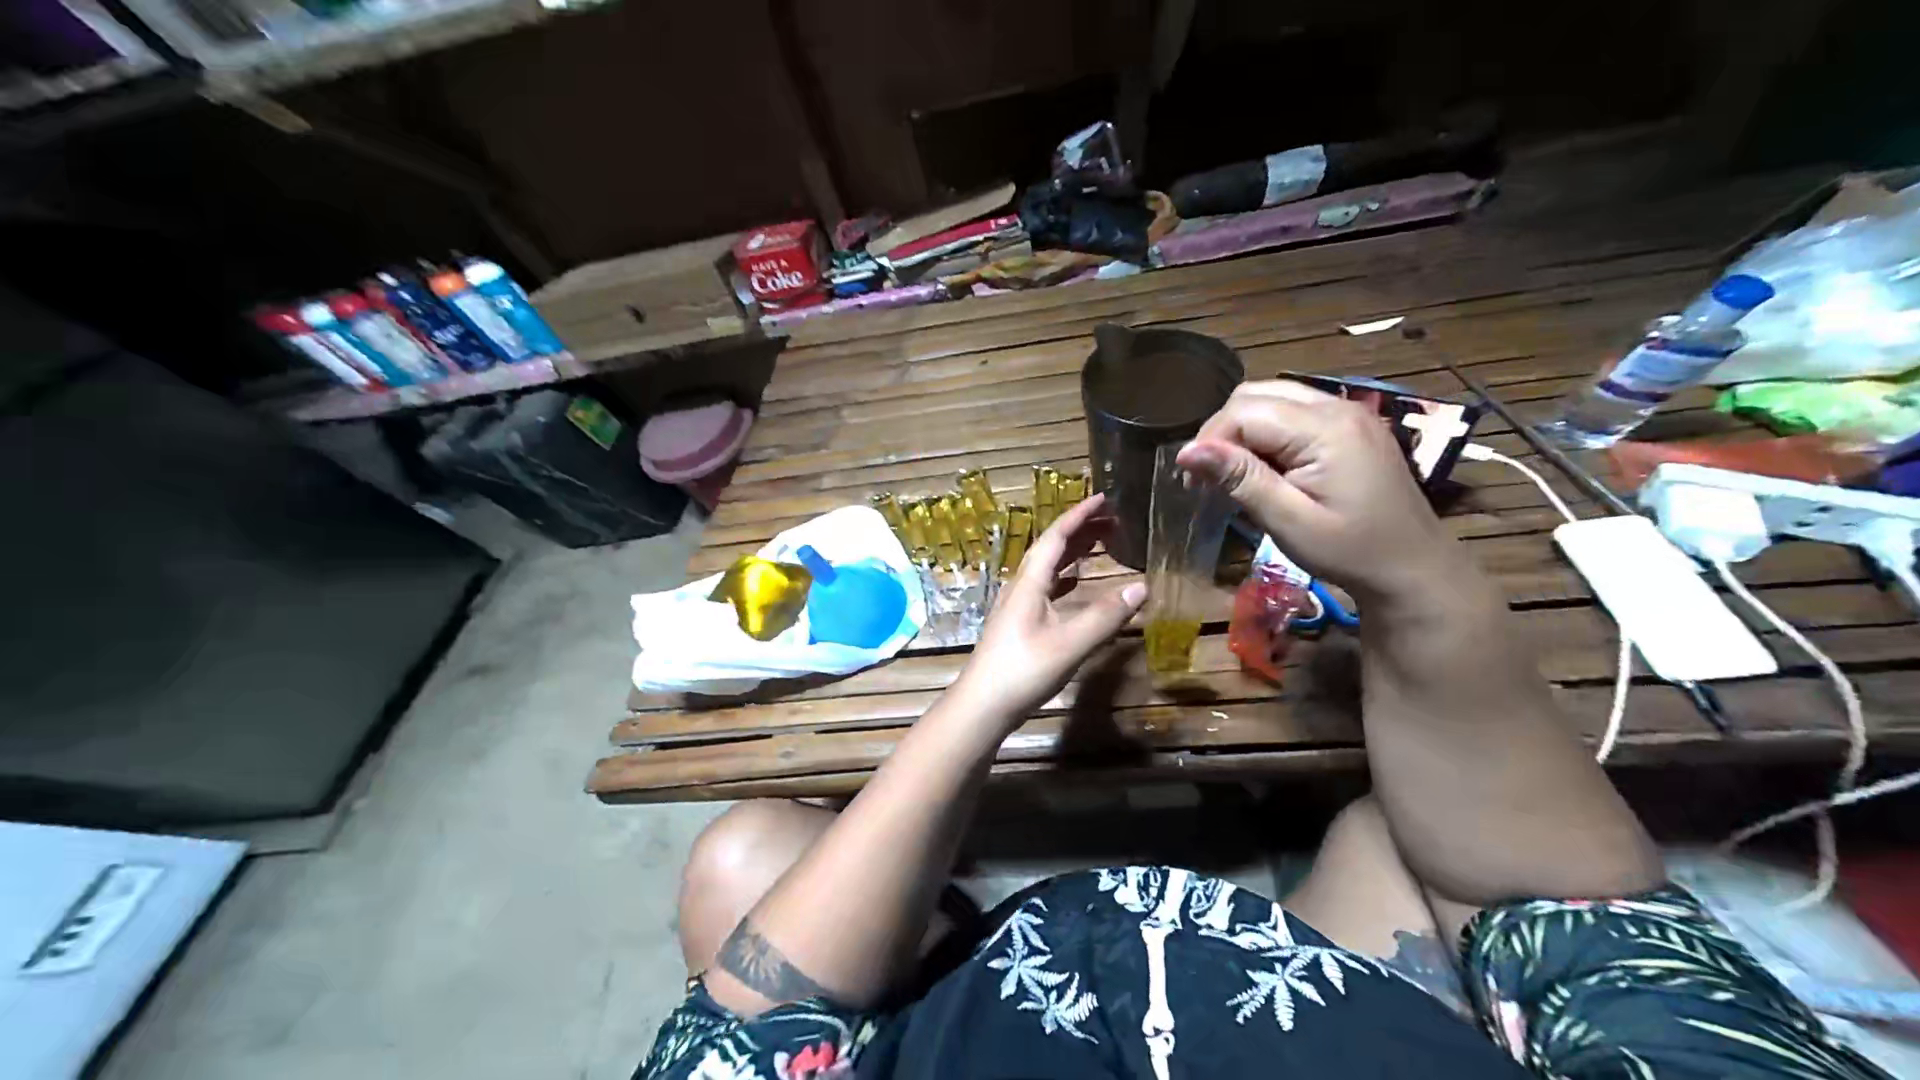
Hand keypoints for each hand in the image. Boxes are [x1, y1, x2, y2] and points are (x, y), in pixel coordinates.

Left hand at [952, 493, 1147, 721]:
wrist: (983, 704)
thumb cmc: (1023, 670)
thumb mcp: (1069, 644)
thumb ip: (1106, 616)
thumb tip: (1142, 587)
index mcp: (1030, 582)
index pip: (1056, 537)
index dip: (1080, 515)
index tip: (1104, 497)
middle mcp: (1021, 586)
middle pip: (1051, 547)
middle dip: (1081, 530)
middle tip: (1112, 520)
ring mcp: (1017, 605)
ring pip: (1047, 567)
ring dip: (1073, 552)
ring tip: (1101, 544)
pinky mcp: (1018, 623)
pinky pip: (1046, 587)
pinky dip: (1065, 577)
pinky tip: (1076, 583)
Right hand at [1174, 380, 1463, 603]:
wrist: (1412, 568)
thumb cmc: (1350, 552)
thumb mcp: (1289, 521)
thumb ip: (1240, 479)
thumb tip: (1186, 451)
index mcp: (1325, 429)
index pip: (1244, 411)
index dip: (1209, 441)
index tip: (1193, 483)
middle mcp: (1337, 407)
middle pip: (1254, 394)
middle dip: (1221, 431)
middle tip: (1207, 478)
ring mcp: (1346, 412)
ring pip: (1270, 398)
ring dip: (1240, 430)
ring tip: (1230, 473)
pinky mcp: (1348, 425)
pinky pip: (1291, 411)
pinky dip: (1264, 432)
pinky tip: (1261, 467)